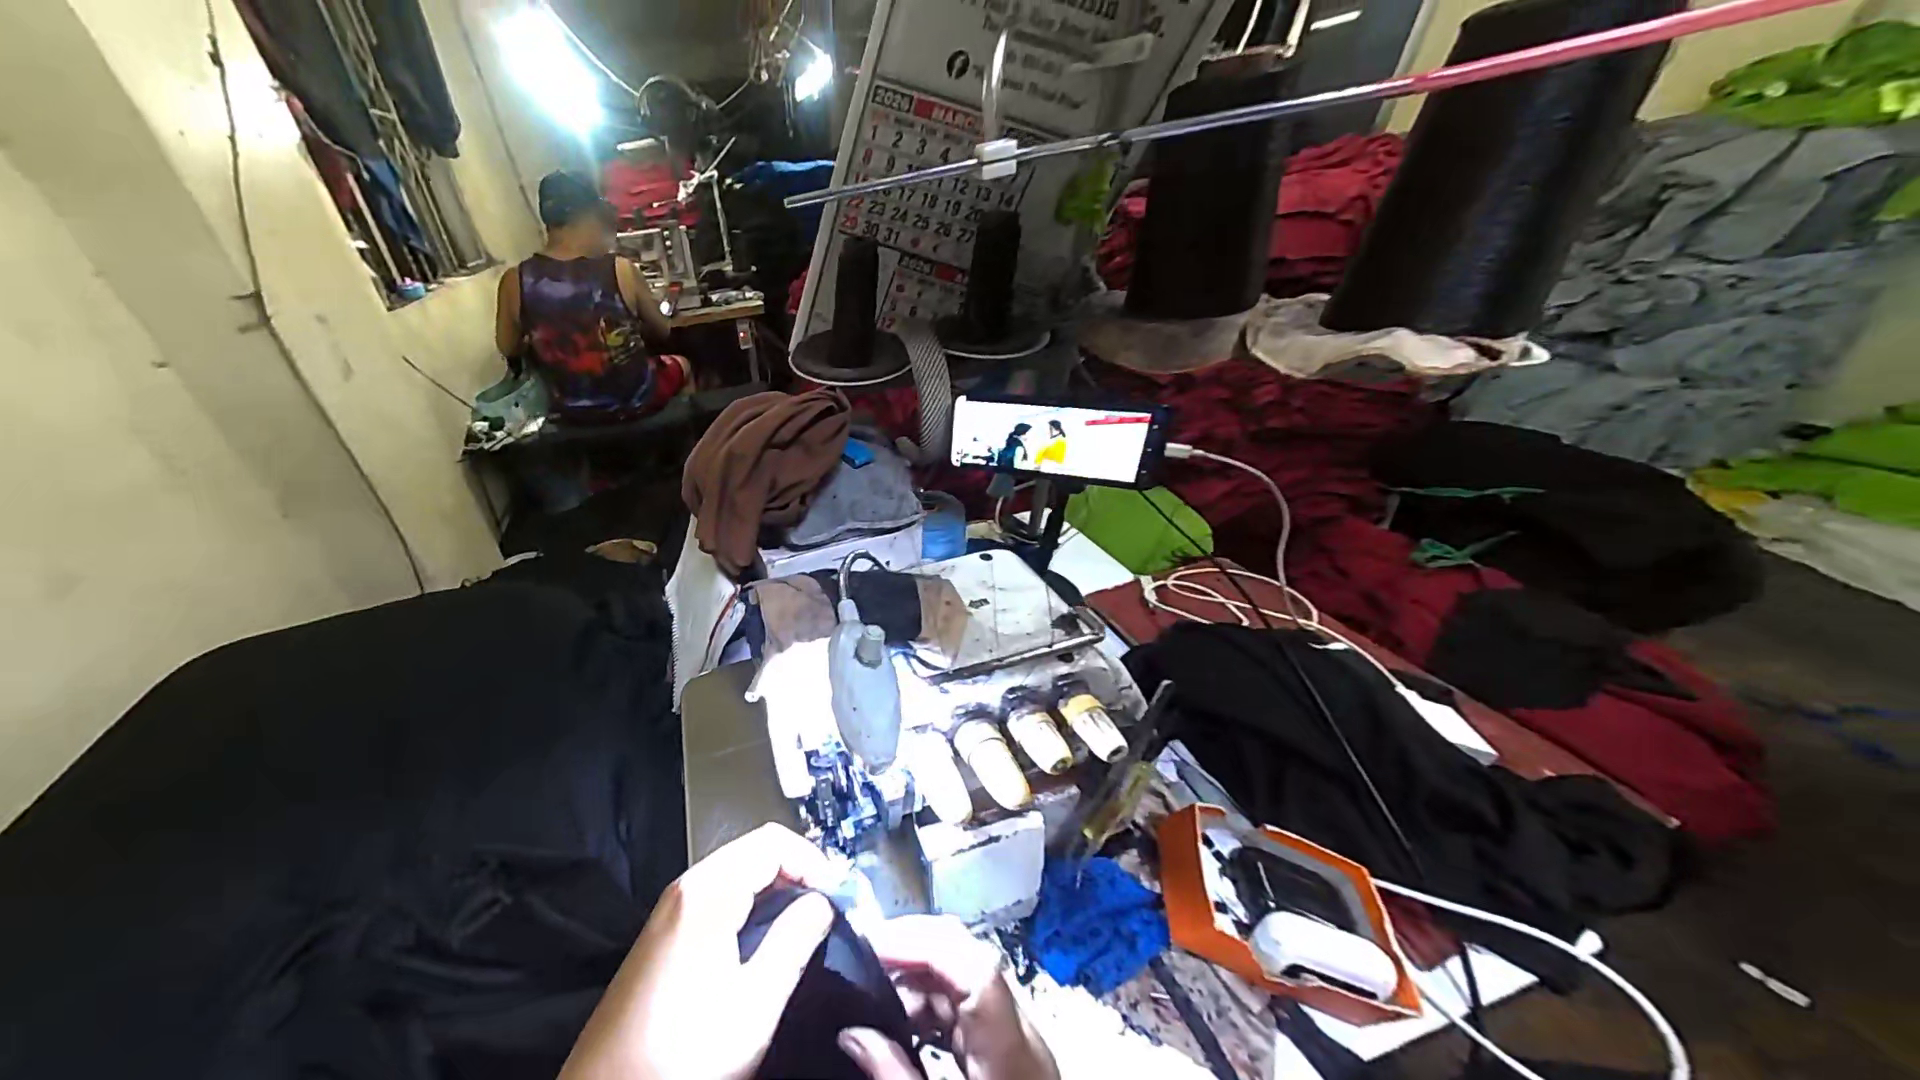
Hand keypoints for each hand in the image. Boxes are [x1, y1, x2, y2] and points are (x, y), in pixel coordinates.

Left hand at [558, 824, 841, 1079]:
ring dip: (777, 890)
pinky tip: (765, 943)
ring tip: (806, 925)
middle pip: (755, 851)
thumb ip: (796, 940)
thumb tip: (823, 904)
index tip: (839, 894)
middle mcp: (684, 891)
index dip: (815, 862)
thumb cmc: (676, 1061)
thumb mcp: (755, 1003)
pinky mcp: (662, 939)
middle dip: (798, 872)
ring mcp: (669, 914)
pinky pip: (719, 898)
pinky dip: (751, 906)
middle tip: (829, 908)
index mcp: (706, 894)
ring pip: (738, 874)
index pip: (774, 843)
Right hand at [838, 915, 1059, 1079]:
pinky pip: (968, 1007)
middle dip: (915, 947)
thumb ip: (895, 1079)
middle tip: (864, 956)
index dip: (923, 944)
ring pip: (966, 979)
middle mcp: (1020, 1032)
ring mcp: (1018, 1038)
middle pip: (970, 960)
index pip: (974, 969)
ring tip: (872, 992)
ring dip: (918, 976)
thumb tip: (853, 1034)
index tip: (873, 945)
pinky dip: (932, 1005)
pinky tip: (901, 1021)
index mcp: (1011, 1052)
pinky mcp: (1009, 1050)